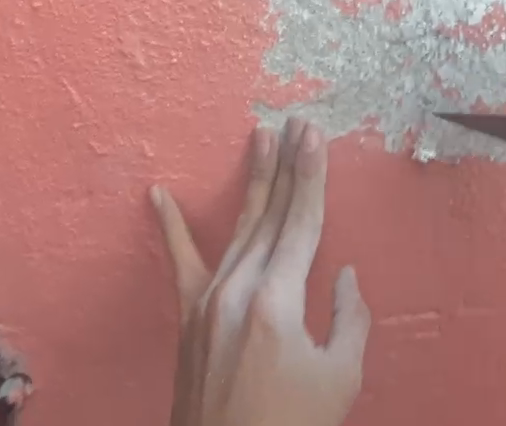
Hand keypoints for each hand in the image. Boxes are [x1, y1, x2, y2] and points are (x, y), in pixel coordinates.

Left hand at [151, 120, 370, 425]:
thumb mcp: (339, 380)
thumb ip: (348, 320)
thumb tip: (345, 277)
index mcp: (278, 302)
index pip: (301, 222)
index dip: (311, 177)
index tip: (314, 136)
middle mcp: (239, 289)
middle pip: (271, 214)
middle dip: (287, 166)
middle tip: (296, 124)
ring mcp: (208, 300)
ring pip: (238, 227)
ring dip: (254, 181)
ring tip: (261, 137)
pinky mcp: (189, 317)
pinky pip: (181, 263)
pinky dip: (170, 227)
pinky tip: (157, 193)